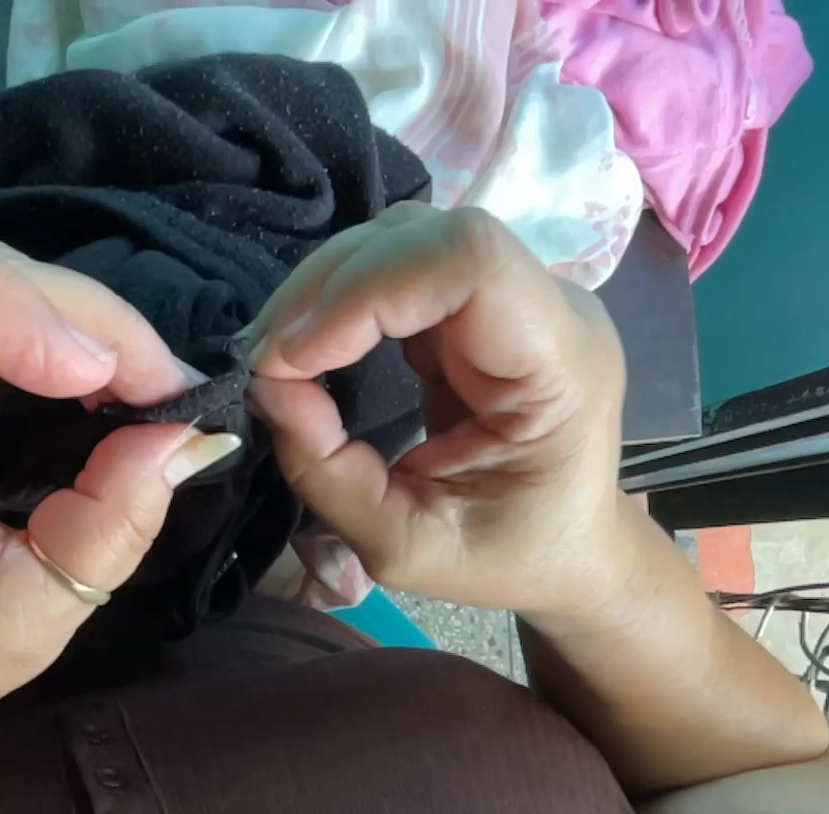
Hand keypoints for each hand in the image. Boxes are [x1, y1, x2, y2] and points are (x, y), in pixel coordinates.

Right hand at [244, 204, 640, 618]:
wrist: (565, 551)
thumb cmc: (505, 559)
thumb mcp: (407, 549)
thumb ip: (331, 476)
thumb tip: (263, 386)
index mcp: (561, 368)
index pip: (468, 261)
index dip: (363, 290)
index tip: (289, 360)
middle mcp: (550, 308)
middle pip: (423, 238)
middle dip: (325, 292)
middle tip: (264, 364)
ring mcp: (517, 296)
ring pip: (403, 241)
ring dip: (324, 291)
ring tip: (279, 357)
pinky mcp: (480, 306)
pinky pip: (398, 270)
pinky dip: (338, 302)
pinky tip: (310, 346)